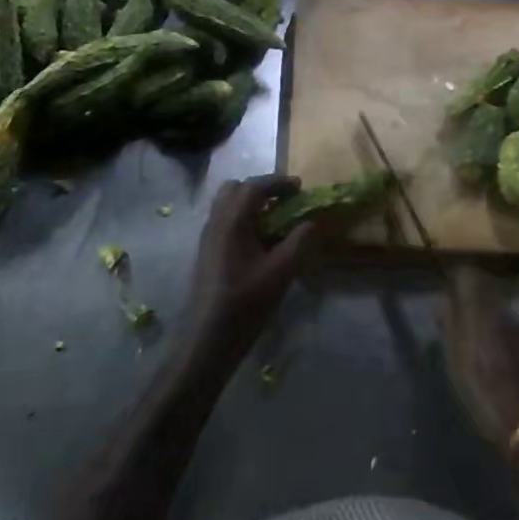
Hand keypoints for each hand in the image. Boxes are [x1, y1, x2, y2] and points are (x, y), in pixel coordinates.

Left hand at [186, 174, 327, 358]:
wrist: (209, 336)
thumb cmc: (246, 302)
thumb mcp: (281, 272)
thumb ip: (299, 241)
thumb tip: (311, 221)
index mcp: (232, 221)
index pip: (254, 186)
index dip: (278, 183)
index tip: (299, 187)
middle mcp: (215, 222)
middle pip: (235, 188)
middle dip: (261, 188)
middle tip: (285, 200)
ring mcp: (208, 236)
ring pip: (227, 203)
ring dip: (250, 203)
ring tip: (274, 219)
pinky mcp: (207, 250)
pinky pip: (224, 219)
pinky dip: (243, 217)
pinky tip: (259, 239)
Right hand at [441, 266, 518, 513]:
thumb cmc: (492, 402)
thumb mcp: (459, 368)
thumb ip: (451, 330)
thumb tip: (443, 303)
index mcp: (486, 314)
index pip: (470, 277)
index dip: (459, 282)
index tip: (449, 294)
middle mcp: (513, 316)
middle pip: (491, 298)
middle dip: (477, 308)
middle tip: (464, 329)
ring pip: (509, 319)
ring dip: (496, 329)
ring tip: (486, 354)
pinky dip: (514, 346)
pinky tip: (510, 370)